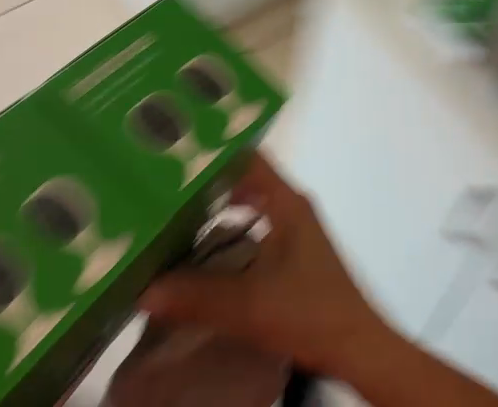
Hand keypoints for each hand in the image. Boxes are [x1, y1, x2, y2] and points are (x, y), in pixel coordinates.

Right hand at [138, 154, 390, 374]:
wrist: (355, 345)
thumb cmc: (308, 311)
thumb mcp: (246, 304)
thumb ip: (194, 295)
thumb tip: (141, 289)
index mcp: (287, 201)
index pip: (247, 157)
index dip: (212, 151)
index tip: (174, 153)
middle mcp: (293, 206)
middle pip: (246, 179)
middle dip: (207, 182)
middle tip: (162, 186)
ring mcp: (296, 229)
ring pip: (251, 205)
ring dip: (217, 207)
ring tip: (172, 213)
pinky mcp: (295, 252)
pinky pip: (256, 227)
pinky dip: (230, 231)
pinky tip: (202, 250)